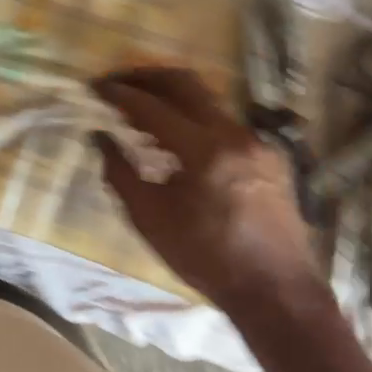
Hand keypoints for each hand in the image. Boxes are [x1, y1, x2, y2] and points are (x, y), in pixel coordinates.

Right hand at [92, 67, 319, 313]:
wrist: (278, 294)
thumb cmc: (206, 259)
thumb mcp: (149, 218)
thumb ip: (119, 171)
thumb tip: (100, 136)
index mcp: (205, 150)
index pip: (151, 107)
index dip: (118, 94)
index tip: (94, 88)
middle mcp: (235, 135)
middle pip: (185, 83)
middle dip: (146, 77)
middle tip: (117, 83)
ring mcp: (257, 143)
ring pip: (207, 99)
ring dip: (170, 97)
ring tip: (140, 112)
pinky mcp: (268, 156)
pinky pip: (223, 122)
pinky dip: (193, 118)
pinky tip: (175, 140)